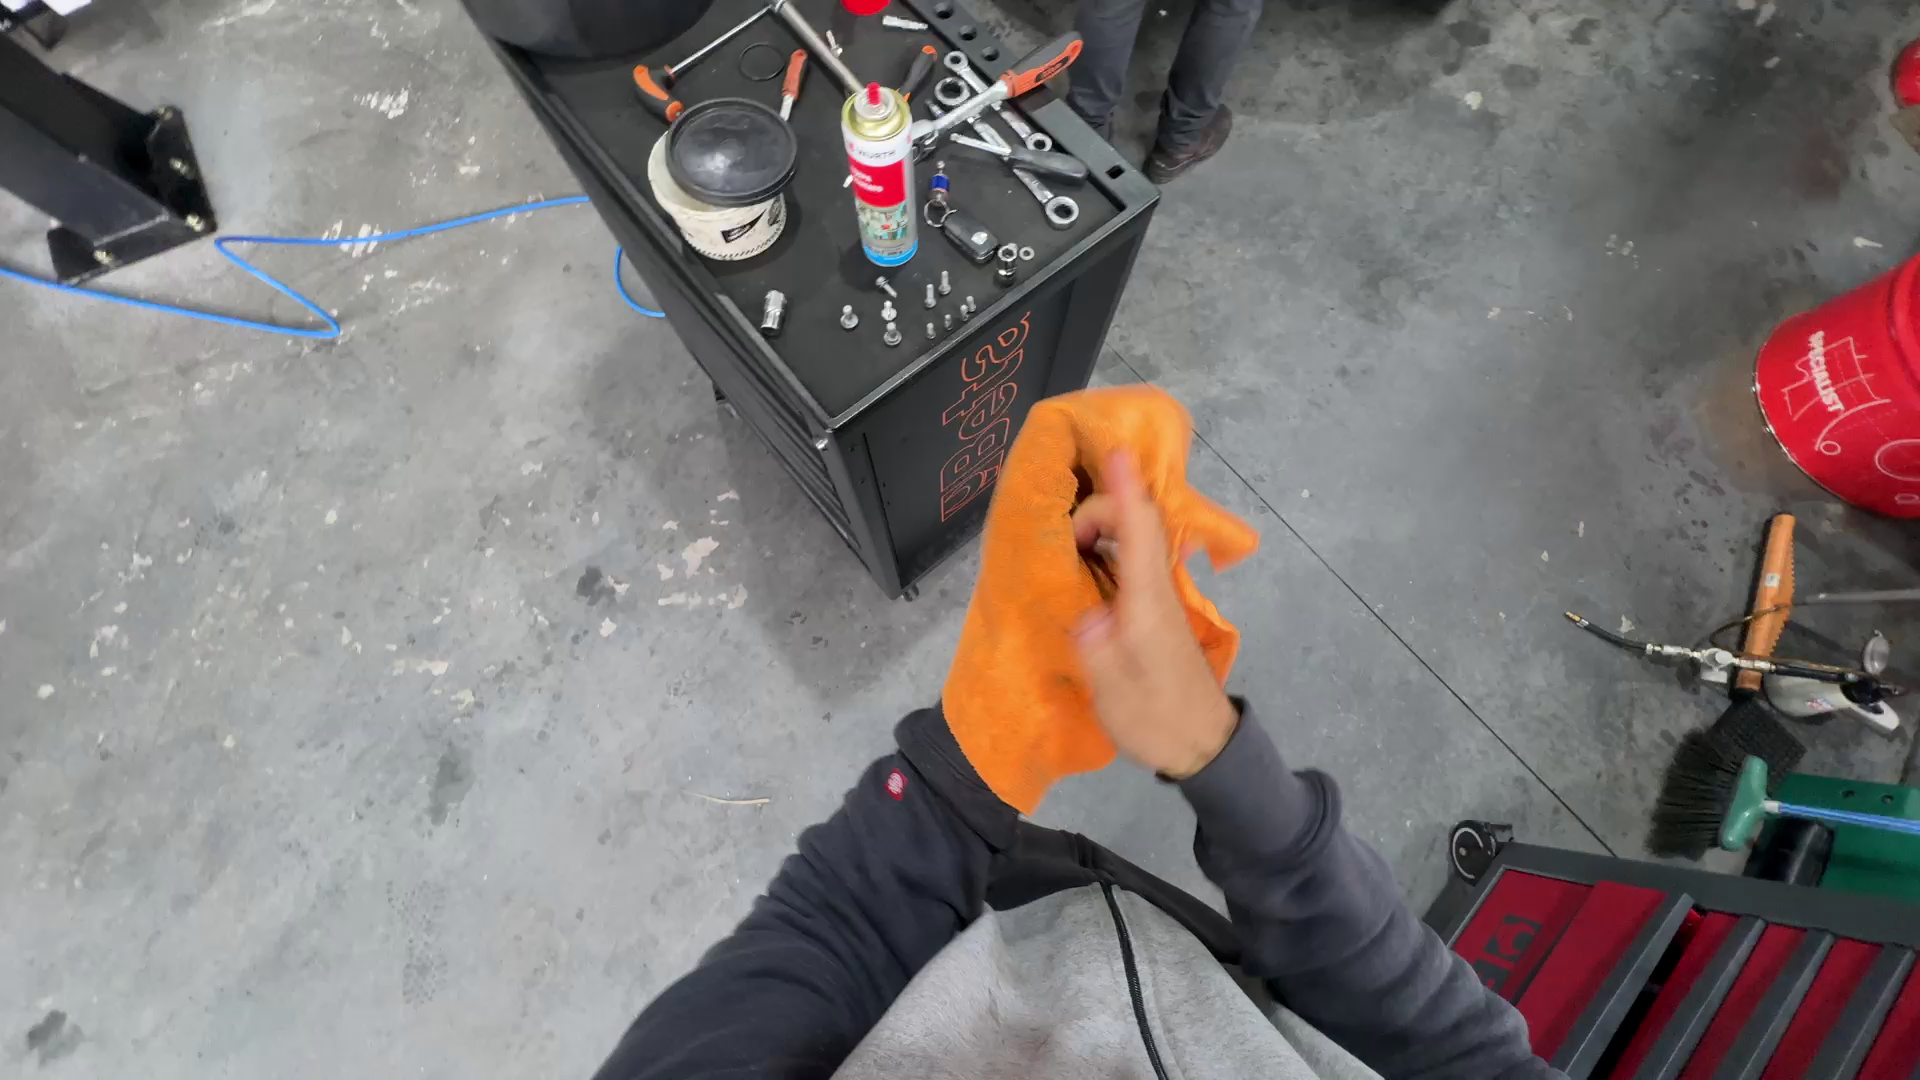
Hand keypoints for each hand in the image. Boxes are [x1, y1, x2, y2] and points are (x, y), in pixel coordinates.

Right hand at [1071, 451, 1237, 778]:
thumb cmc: (1158, 718)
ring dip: (1108, 523)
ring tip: (1072, 537)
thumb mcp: (1116, 695)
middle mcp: (1157, 590)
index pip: (1141, 533)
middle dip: (1102, 510)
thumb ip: (1098, 649)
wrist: (1204, 744)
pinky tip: (1091, 556)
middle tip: (1067, 537)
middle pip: (1139, 527)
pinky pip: (1135, 559)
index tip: (1116, 455)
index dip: (1126, 492)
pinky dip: (1114, 542)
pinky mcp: (1156, 610)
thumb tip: (1087, 611)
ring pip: (1139, 541)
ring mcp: (1159, 598)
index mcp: (1147, 603)